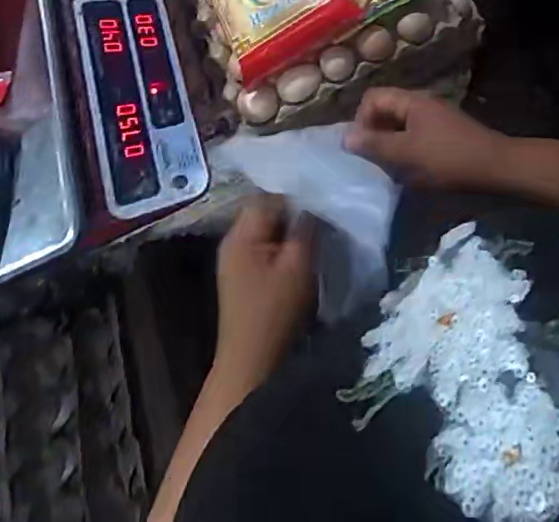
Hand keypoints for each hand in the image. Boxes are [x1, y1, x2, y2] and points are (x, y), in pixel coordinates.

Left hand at [213, 197, 315, 384]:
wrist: (252, 365)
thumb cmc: (275, 313)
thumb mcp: (298, 266)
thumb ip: (306, 228)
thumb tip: (314, 203)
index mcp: (240, 235)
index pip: (269, 196)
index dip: (297, 193)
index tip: (324, 197)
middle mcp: (233, 241)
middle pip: (267, 211)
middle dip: (295, 211)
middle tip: (325, 213)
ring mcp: (236, 259)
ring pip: (268, 229)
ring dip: (291, 229)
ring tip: (318, 231)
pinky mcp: (244, 275)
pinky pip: (266, 246)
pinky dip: (284, 245)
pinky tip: (303, 252)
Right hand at [345, 88, 509, 189]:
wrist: (496, 167)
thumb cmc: (449, 158)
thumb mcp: (407, 153)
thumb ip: (375, 144)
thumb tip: (345, 137)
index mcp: (412, 100)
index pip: (373, 97)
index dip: (361, 119)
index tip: (362, 147)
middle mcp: (423, 103)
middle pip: (386, 109)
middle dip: (374, 133)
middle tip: (373, 160)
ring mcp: (436, 117)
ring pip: (400, 125)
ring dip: (390, 144)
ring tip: (390, 168)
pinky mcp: (445, 133)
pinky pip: (415, 135)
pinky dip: (407, 149)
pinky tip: (410, 170)